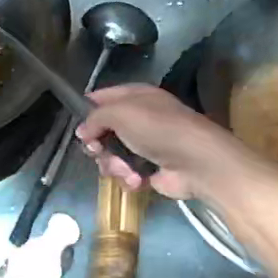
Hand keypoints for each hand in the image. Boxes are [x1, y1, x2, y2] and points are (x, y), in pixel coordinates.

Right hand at [76, 84, 253, 199]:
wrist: (197, 162)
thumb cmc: (158, 128)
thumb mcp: (121, 112)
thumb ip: (95, 118)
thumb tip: (82, 132)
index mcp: (134, 97)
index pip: (101, 98)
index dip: (87, 111)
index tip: (80, 126)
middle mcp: (138, 119)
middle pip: (101, 132)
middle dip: (98, 145)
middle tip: (99, 150)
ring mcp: (143, 146)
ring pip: (110, 156)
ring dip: (114, 165)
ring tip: (127, 170)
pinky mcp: (148, 170)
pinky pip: (125, 174)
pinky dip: (128, 178)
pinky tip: (139, 180)